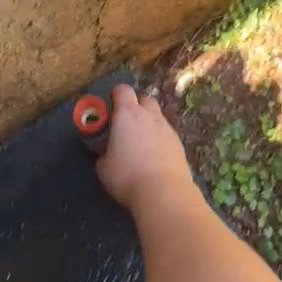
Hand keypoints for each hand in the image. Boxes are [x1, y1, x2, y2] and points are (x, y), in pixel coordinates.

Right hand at [95, 84, 197, 215]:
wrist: (163, 192)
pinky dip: (159, 138)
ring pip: (157, 116)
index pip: (122, 90)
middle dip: (135, 106)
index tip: (110, 107)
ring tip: (140, 142)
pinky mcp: (178, 143)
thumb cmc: (127, 176)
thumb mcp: (103, 166)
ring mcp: (167, 128)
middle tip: (126, 123)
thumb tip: (106, 150)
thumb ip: (103, 152)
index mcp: (127, 114)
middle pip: (144, 98)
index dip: (115, 95)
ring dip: (148, 123)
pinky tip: (154, 156)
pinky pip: (166, 133)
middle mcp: (149, 115)